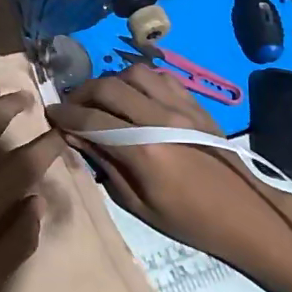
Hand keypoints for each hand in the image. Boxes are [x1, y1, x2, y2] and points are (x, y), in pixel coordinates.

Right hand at [46, 68, 291, 279]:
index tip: (50, 114)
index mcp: (144, 149)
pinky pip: (161, 76)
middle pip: (109, 88)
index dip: (66, 114)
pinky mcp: (195, 101)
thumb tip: (76, 137)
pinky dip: (139, 79)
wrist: (242, 209)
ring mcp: (181, 105)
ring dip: (111, 82)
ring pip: (134, 73)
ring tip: (102, 99)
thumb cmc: (188, 219)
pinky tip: (132, 93)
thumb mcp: (139, 204)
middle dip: (82, 93)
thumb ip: (106, 165)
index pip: (93, 119)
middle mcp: (161, 117)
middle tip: (71, 106)